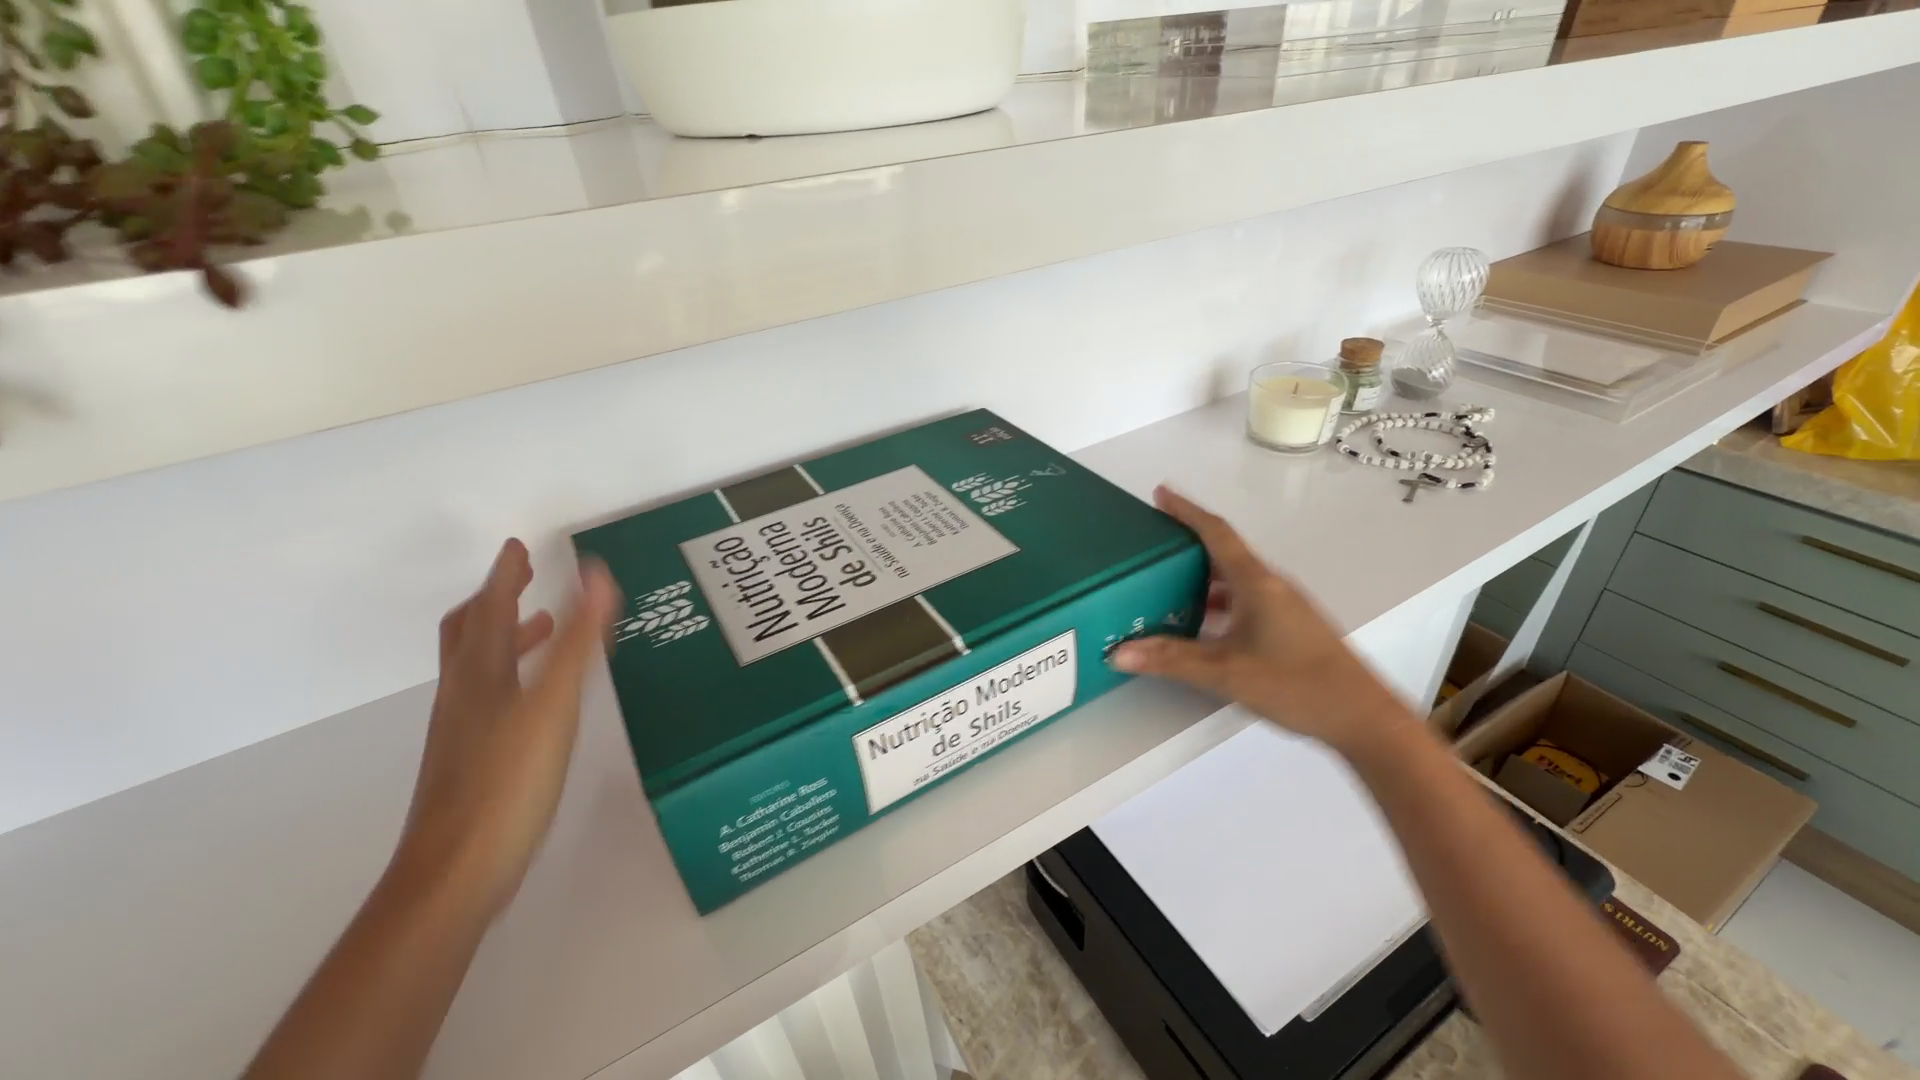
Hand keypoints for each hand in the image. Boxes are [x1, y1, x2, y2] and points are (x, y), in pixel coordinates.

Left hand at [396, 539, 620, 916]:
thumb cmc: (508, 782)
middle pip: (470, 633)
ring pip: (479, 667)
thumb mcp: (553, 706)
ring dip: (506, 637)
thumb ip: (578, 641)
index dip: (505, 575)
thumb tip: (596, 573)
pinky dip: (512, 675)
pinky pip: (489, 696)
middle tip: (522, 577)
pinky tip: (536, 701)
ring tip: (541, 628)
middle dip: (495, 599)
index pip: (492, 609)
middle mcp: (464, 693)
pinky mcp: (471, 760)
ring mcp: (463, 729)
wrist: (456, 872)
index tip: (517, 546)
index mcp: (481, 673)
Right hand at [1111, 487, 1409, 754]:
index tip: (1160, 493)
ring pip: (1237, 580)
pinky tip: (1204, 626)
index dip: (1187, 511)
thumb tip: (1118, 652)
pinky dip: (1220, 603)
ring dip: (1204, 578)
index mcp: (1257, 583)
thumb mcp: (1226, 673)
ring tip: (1168, 586)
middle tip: (1154, 546)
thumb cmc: (1296, 685)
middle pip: (1226, 553)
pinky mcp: (1292, 628)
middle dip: (1189, 545)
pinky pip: (1247, 601)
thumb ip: (1172, 660)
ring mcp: (1286, 607)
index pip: (1217, 533)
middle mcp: (1273, 586)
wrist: (1363, 718)